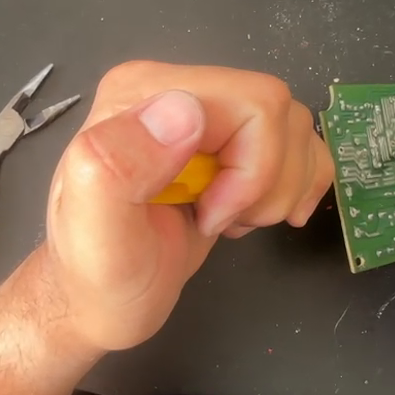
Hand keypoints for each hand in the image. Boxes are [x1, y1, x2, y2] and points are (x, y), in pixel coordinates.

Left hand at [37, 61, 332, 352]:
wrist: (101, 303)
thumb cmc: (99, 279)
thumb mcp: (95, 234)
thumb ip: (117, 165)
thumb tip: (185, 111)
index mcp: (140, 94)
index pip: (251, 104)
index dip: (250, 171)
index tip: (207, 216)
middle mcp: (173, 91)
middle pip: (277, 111)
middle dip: (268, 182)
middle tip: (222, 222)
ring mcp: (205, 115)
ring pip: (294, 127)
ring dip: (279, 189)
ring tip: (232, 221)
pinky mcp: (230, 142)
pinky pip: (299, 140)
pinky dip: (298, 183)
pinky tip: (261, 214)